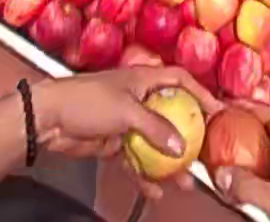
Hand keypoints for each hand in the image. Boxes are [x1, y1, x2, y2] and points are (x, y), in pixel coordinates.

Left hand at [32, 66, 220, 195]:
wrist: (51, 118)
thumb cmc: (87, 100)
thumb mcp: (126, 110)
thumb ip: (155, 127)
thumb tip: (180, 144)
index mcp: (142, 79)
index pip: (179, 79)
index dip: (199, 92)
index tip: (217, 112)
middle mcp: (138, 97)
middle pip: (170, 113)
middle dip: (188, 134)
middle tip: (204, 154)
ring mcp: (126, 120)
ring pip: (155, 142)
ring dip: (169, 162)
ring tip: (186, 182)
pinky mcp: (114, 141)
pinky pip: (137, 159)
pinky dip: (146, 174)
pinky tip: (156, 191)